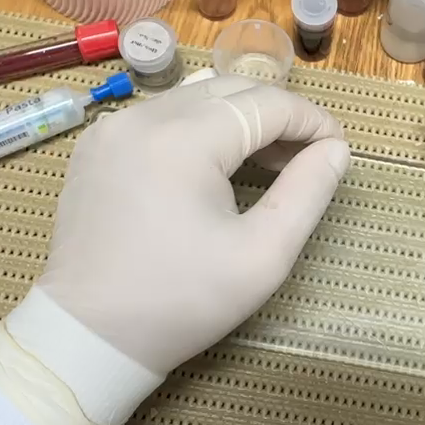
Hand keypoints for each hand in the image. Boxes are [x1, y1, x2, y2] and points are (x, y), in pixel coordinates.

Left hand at [25, 76, 350, 424]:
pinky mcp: (96, 145)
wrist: (87, 335)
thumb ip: (307, 194)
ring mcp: (113, 127)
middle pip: (231, 88)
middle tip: (307, 156)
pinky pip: (161, 115)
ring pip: (195, 97)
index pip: (267, 103)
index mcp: (183, 140)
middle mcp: (143, 116)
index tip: (337, 149)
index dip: (312, 121)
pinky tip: (214, 164)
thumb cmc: (181, 302)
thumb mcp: (262, 256)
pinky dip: (199, 127)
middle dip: (279, 114)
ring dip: (240, 117)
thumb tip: (335, 150)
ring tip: (266, 159)